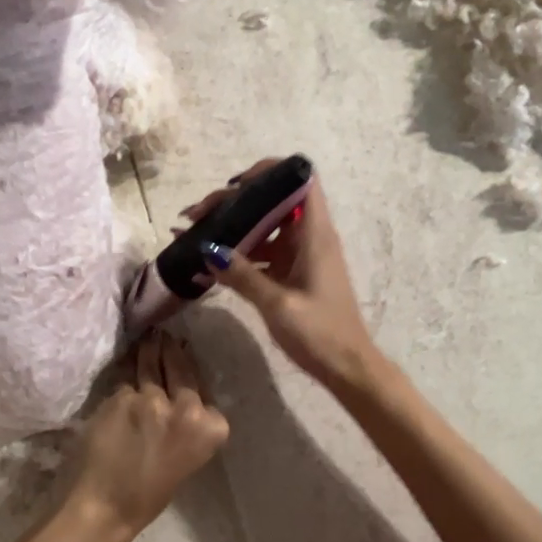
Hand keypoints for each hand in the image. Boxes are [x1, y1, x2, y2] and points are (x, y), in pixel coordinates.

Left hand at [64, 333, 228, 541]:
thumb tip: (177, 389)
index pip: (204, 390)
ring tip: (148, 338)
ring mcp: (152, 399)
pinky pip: (124, 380)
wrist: (106, 504)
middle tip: (166, 334)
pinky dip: (123, 377)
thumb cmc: (147, 490)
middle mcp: (187, 409)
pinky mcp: (122, 396)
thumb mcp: (184, 454)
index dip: (192, 376)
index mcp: (211, 429)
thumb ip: (186, 421)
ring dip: (148, 350)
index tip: (187, 361)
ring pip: (149, 365)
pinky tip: (124, 365)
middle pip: (179, 368)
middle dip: (171, 349)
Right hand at [184, 160, 380, 391]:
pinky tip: (208, 260)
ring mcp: (300, 254)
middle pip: (272, 200)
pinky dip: (237, 251)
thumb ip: (243, 275)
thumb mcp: (278, 305)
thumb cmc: (321, 334)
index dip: (269, 172)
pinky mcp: (292, 273)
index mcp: (314, 234)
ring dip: (231, 226)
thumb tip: (208, 251)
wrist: (348, 368)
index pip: (301, 180)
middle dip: (234, 202)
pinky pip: (262, 250)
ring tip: (193, 234)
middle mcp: (308, 236)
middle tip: (197, 216)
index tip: (235, 186)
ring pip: (263, 225)